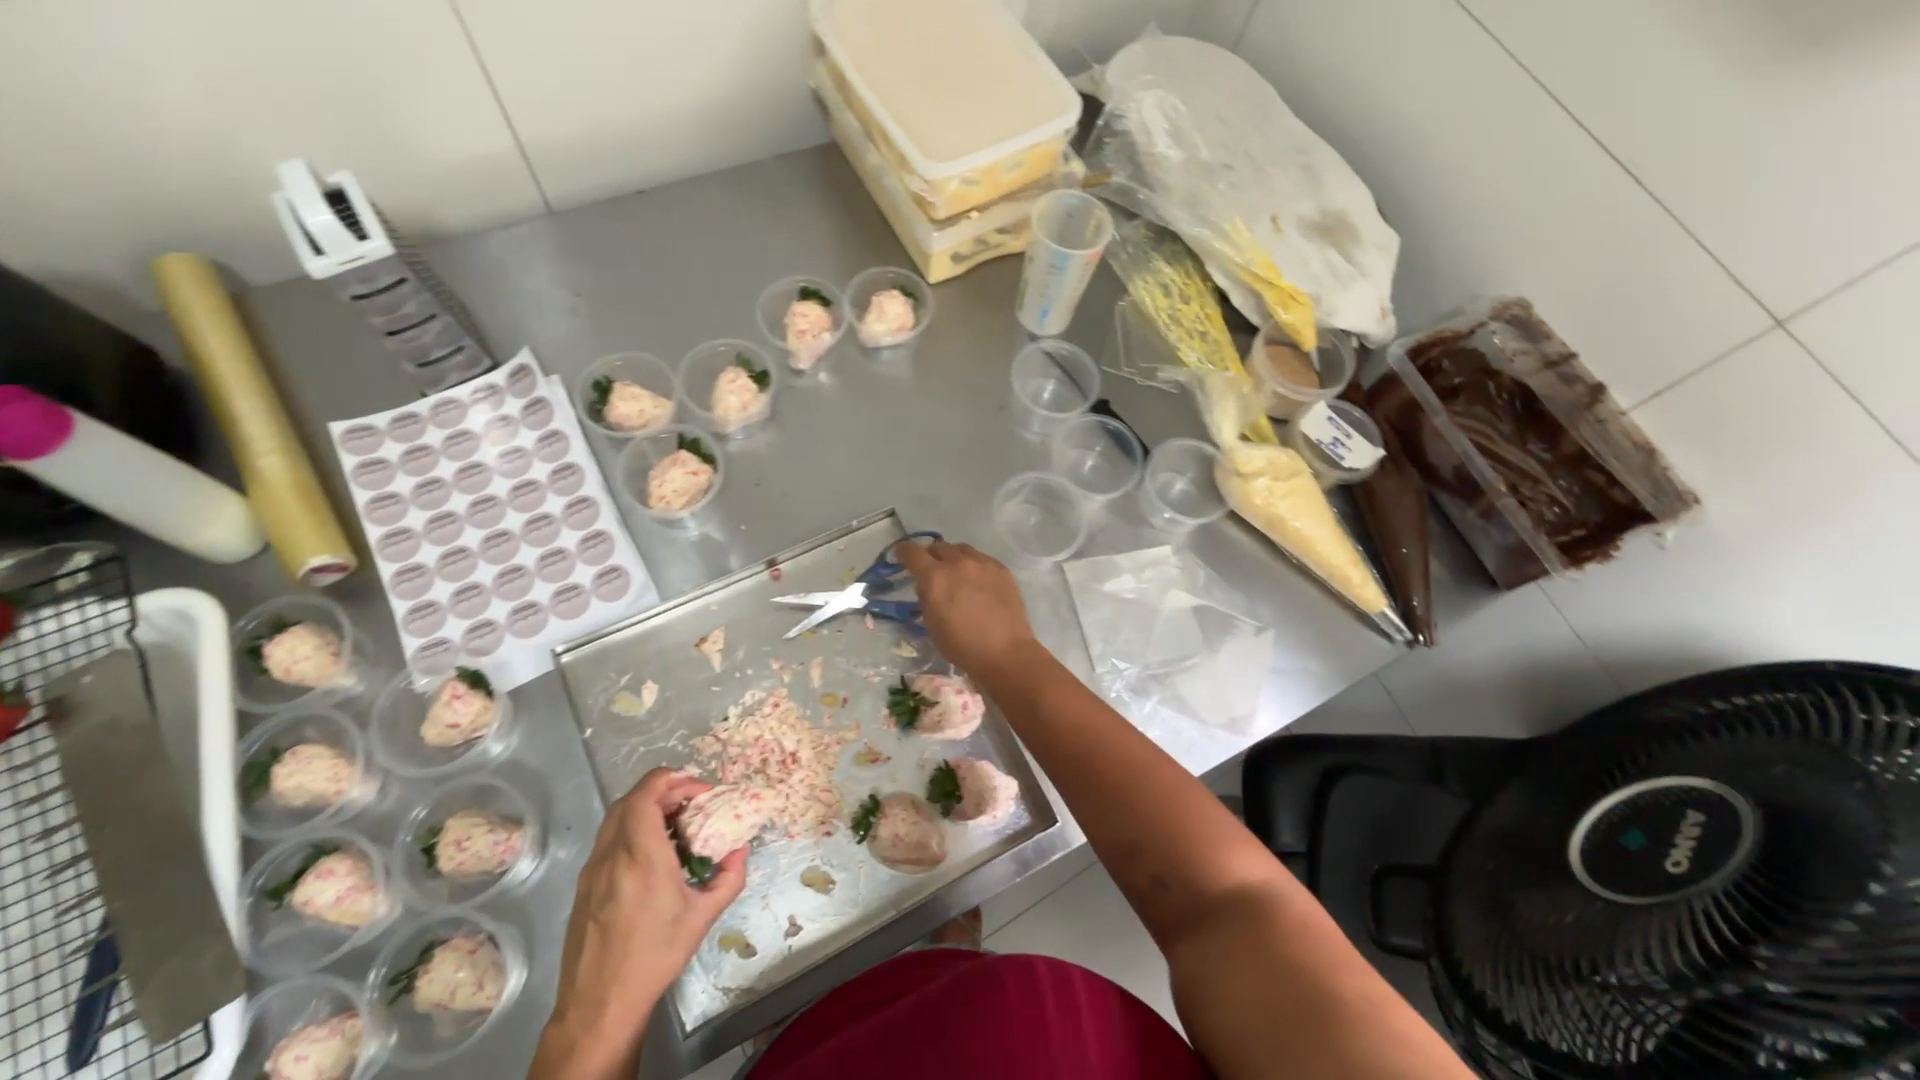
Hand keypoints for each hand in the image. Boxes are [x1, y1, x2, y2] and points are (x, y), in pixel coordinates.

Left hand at [541, 768, 745, 1058]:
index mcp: (642, 856)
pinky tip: (653, 854)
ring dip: (646, 809)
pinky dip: (632, 830)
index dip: (674, 780)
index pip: (647, 794)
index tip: (700, 789)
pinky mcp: (585, 884)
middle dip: (663, 790)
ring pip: (616, 818)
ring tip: (676, 825)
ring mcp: (592, 868)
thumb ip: (729, 877)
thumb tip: (740, 849)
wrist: (600, 1001)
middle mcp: (612, 854)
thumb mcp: (703, 917)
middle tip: (692, 802)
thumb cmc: (656, 956)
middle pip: (630, 799)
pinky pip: (609, 840)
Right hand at [894, 539, 1039, 678]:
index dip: (904, 551)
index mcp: (935, 578)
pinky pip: (981, 558)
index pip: (913, 553)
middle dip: (930, 555)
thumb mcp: (931, 624)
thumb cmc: (961, 645)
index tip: (901, 555)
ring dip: (952, 557)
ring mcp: (982, 564)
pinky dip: (972, 564)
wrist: (1005, 652)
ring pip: (961, 549)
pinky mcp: (1001, 569)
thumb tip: (927, 586)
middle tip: (930, 568)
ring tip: (955, 571)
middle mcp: (958, 563)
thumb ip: (926, 598)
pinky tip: (976, 579)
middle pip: (938, 547)